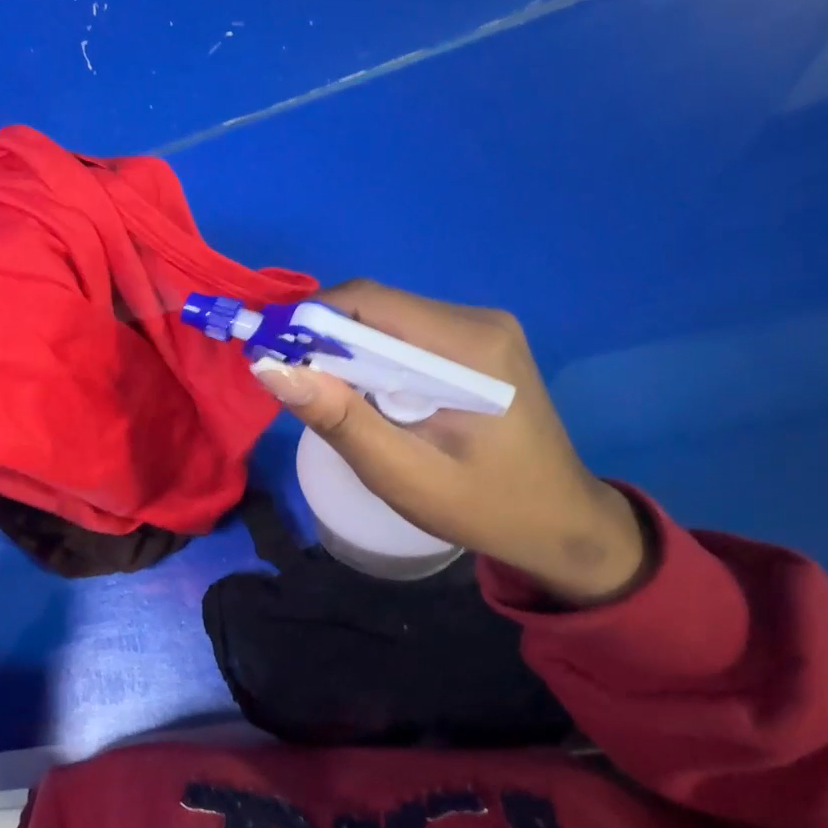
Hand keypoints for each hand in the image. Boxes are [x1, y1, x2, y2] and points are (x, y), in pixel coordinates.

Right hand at [251, 280, 649, 603]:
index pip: (365, 301)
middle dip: (319, 339)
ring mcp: (478, 330)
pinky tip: (365, 398)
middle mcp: (476, 321)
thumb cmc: (482, 504)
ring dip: (341, 351)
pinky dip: (366, 358)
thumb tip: (268, 366)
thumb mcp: (401, 473)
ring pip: (380, 318)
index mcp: (467, 346)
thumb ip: (338, 417)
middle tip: (293, 387)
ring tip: (329, 400)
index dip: (304, 320)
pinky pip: (399, 334)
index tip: (267, 357)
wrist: (560, 525)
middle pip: (370, 306)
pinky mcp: (473, 344)